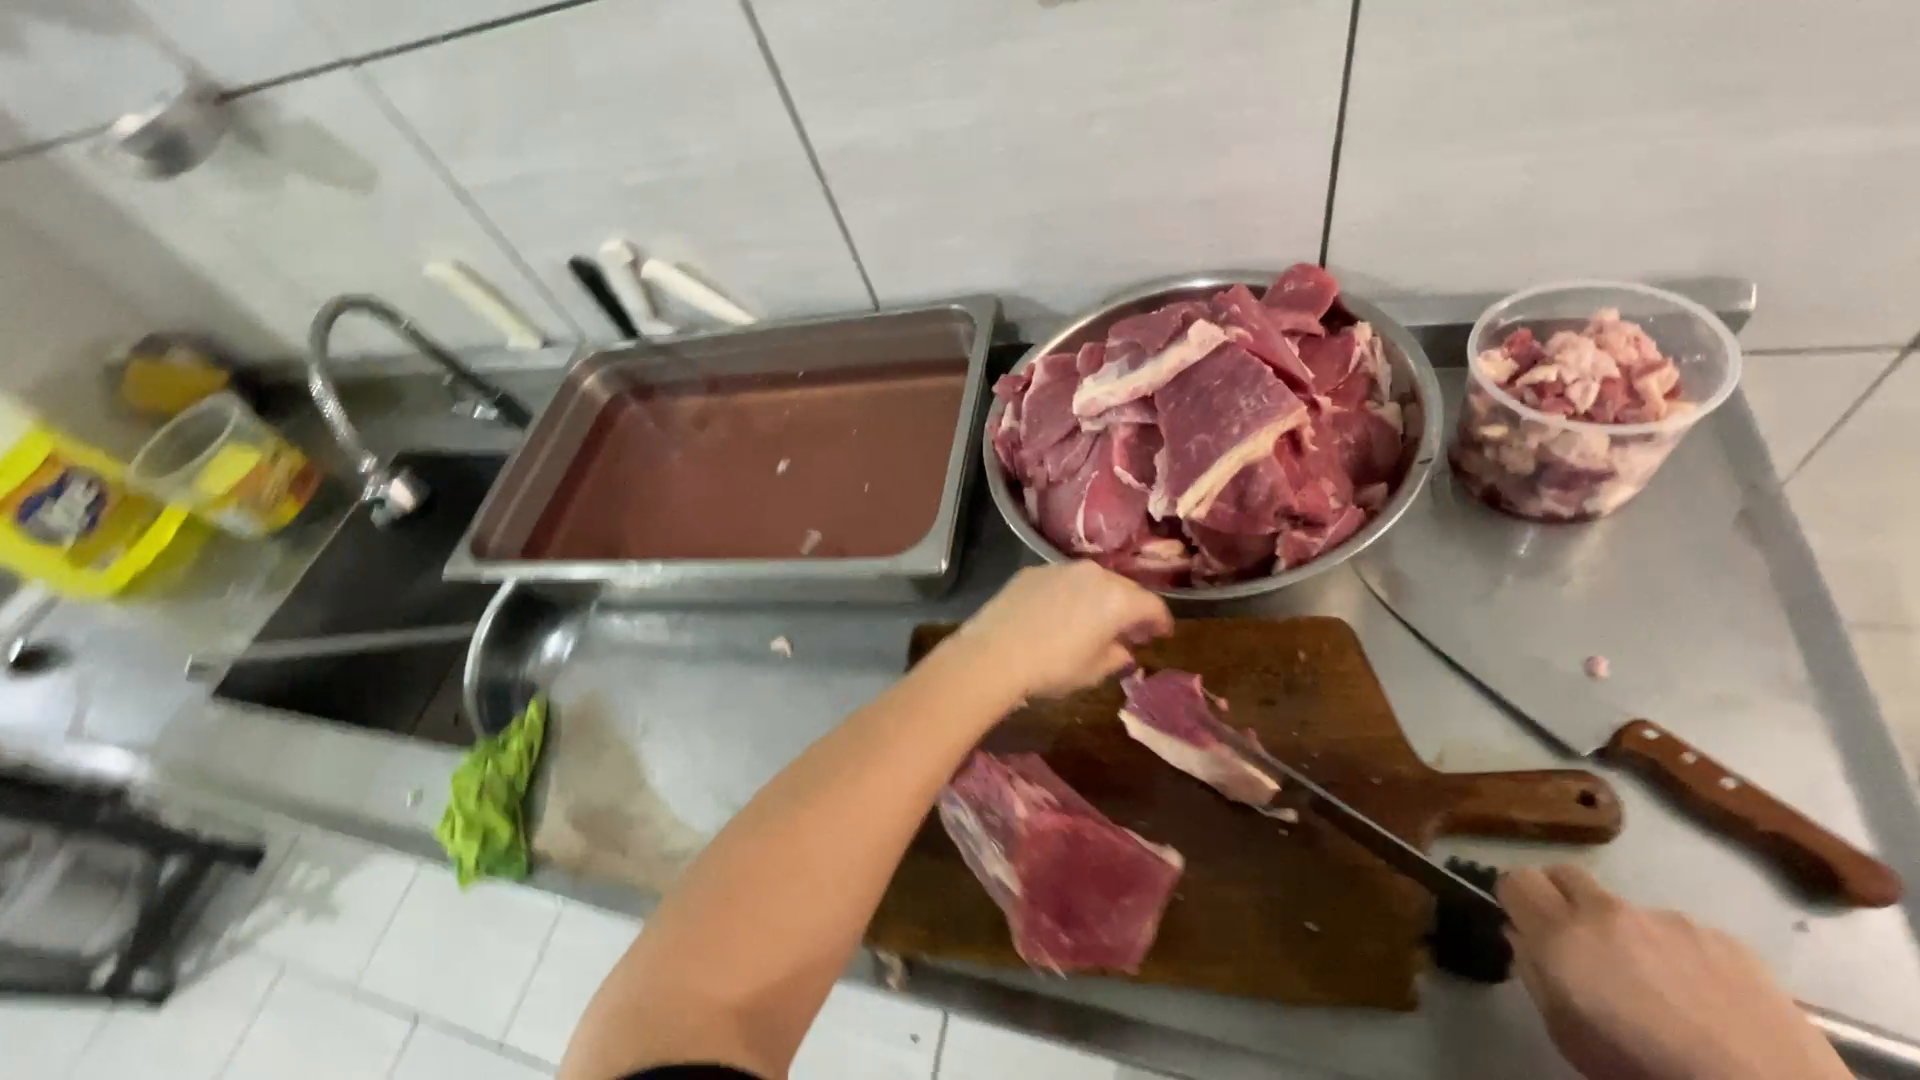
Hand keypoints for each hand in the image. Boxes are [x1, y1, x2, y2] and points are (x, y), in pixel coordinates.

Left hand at [949, 562, 1172, 699]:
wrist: (994, 653)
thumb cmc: (1052, 667)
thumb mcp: (1092, 671)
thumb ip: (1116, 657)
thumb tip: (1123, 651)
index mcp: (1118, 599)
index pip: (1152, 606)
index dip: (1161, 621)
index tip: (1162, 633)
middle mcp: (1094, 575)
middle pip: (1124, 588)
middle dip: (1131, 608)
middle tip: (1131, 630)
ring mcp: (1061, 568)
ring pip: (1092, 581)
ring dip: (1099, 599)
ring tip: (1094, 621)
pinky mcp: (1033, 571)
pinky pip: (1062, 581)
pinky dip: (1069, 595)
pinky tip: (1059, 615)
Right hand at [1500, 865, 1847, 1079]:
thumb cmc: (1645, 1071)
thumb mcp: (1566, 1034)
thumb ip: (1536, 976)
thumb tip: (1525, 939)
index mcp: (1563, 934)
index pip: (1516, 879)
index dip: (1515, 899)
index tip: (1525, 926)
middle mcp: (1610, 912)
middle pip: (1565, 874)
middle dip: (1560, 898)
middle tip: (1577, 944)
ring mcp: (1670, 920)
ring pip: (1626, 909)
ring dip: (1624, 933)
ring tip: (1657, 989)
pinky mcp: (1724, 938)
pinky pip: (1681, 933)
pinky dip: (1677, 955)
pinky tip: (1702, 1000)